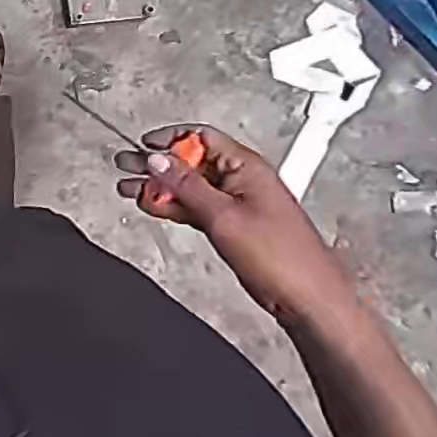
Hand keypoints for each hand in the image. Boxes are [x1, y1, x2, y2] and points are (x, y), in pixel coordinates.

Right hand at [116, 125, 354, 323]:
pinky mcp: (233, 223)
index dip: (169, 139)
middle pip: (191, 161)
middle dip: (157, 163)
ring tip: (131, 187)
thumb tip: (159, 160)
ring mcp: (237, 202)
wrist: (308, 300)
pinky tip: (154, 206)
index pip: (200, 137)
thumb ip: (186, 186)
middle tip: (128, 165)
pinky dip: (174, 206)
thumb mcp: (223, 215)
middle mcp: (241, 179)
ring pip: (190, 185)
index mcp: (245, 166)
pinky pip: (196, 206)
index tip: (144, 146)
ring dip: (160, 186)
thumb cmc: (284, 258)